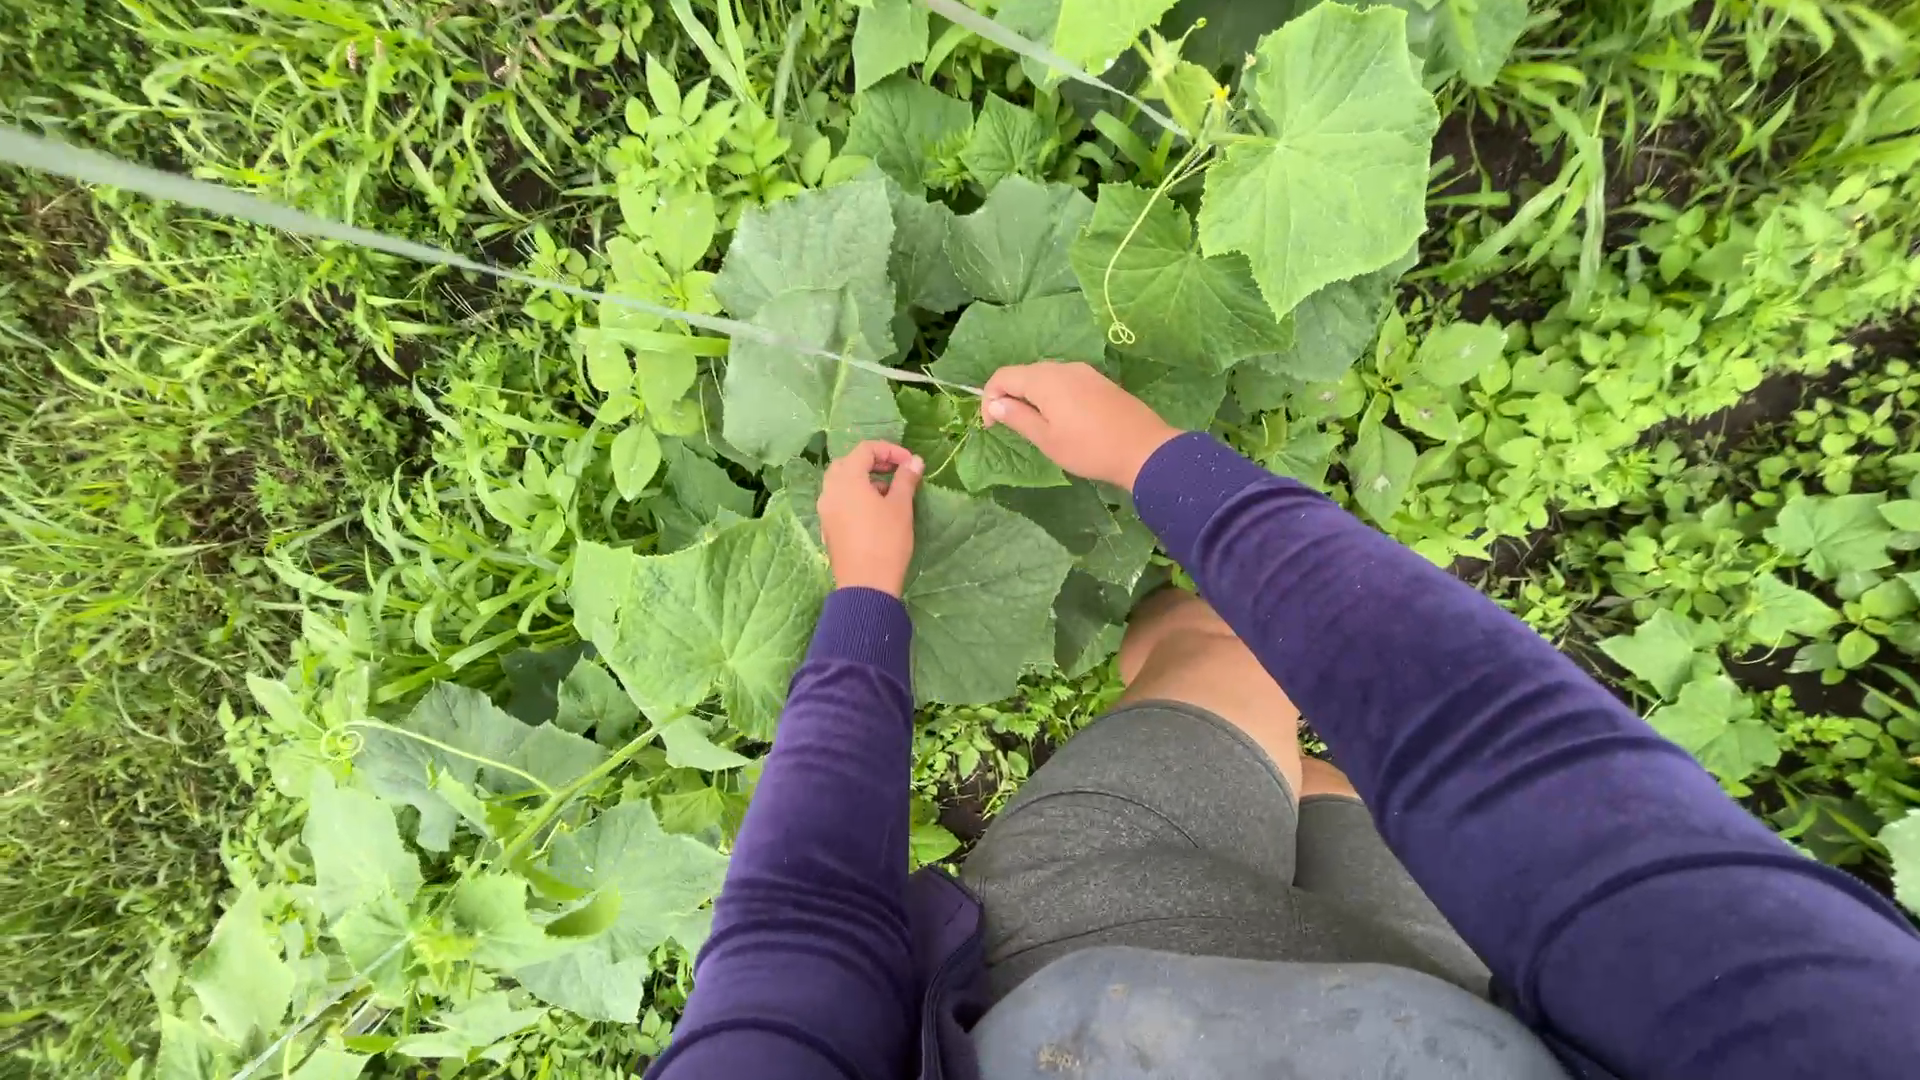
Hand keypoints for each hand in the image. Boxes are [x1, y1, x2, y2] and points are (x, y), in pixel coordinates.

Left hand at [817, 441, 923, 597]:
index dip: (890, 450)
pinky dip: (856, 496)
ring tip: (889, 492)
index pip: (865, 450)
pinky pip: (840, 501)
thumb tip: (914, 461)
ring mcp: (825, 509)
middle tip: (897, 471)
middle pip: (849, 463)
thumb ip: (906, 479)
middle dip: (874, 462)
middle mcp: (830, 490)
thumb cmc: (886, 541)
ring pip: (842, 482)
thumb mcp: (900, 506)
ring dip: (865, 479)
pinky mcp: (828, 527)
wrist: (866, 584)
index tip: (910, 462)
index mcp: (846, 479)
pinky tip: (875, 512)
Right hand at [980, 362, 1180, 490]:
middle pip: (1024, 374)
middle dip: (1010, 397)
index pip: (1003, 376)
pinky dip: (1053, 397)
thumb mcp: (1046, 439)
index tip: (992, 426)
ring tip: (1037, 427)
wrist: (1144, 450)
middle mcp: (1063, 367)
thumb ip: (1018, 418)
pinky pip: (1065, 382)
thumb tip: (995, 404)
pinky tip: (1062, 420)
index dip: (989, 399)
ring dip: (1032, 397)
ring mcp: (1084, 372)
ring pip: (1045, 378)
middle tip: (1012, 428)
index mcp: (1045, 380)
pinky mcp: (1099, 382)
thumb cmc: (1089, 449)